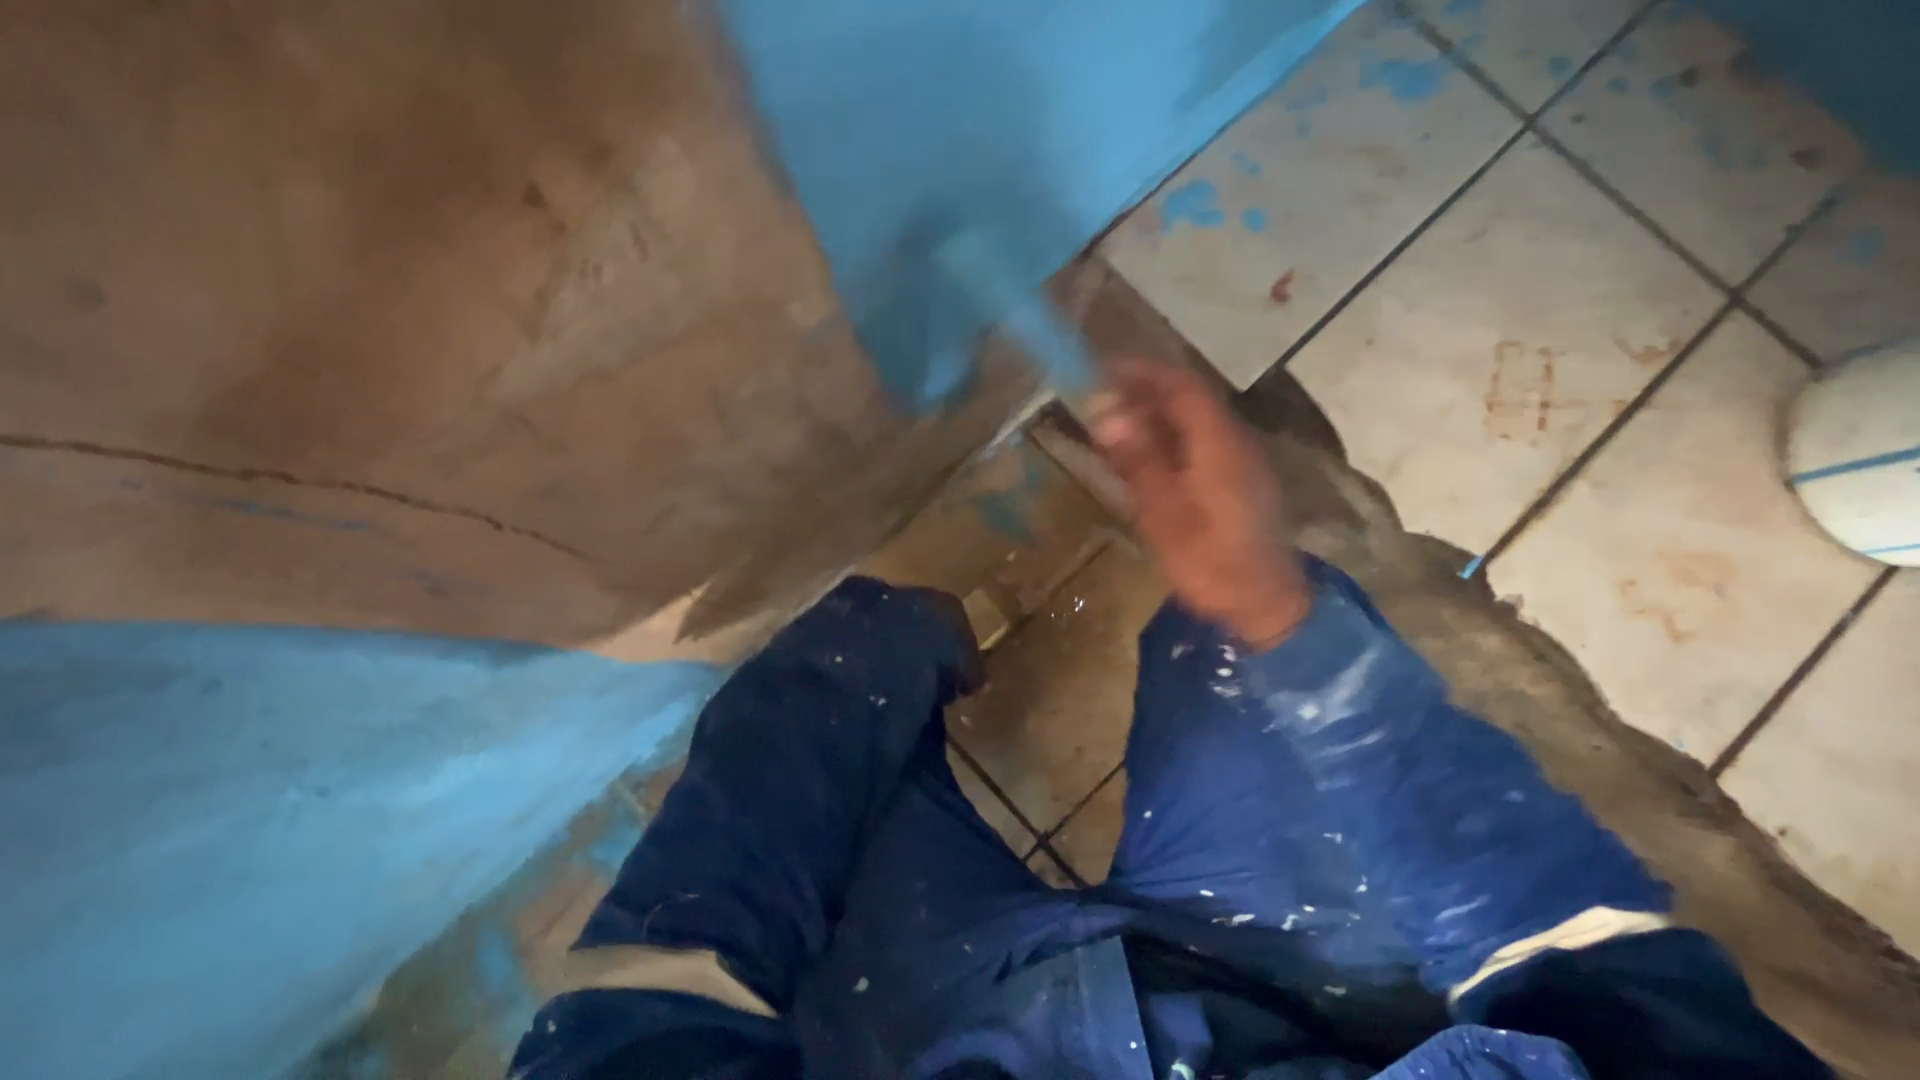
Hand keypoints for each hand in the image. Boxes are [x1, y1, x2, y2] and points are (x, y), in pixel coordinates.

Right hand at [1091, 359, 1310, 647]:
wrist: (1266, 605)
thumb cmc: (1211, 563)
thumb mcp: (1164, 514)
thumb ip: (1137, 458)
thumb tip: (1105, 410)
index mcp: (1219, 442)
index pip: (1181, 385)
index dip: (1142, 372)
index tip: (1103, 370)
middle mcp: (1235, 441)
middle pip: (1190, 399)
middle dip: (1144, 392)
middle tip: (1100, 400)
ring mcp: (1241, 462)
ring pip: (1195, 421)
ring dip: (1156, 415)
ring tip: (1114, 425)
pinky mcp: (1240, 482)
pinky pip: (1202, 443)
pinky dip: (1170, 439)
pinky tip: (1146, 458)